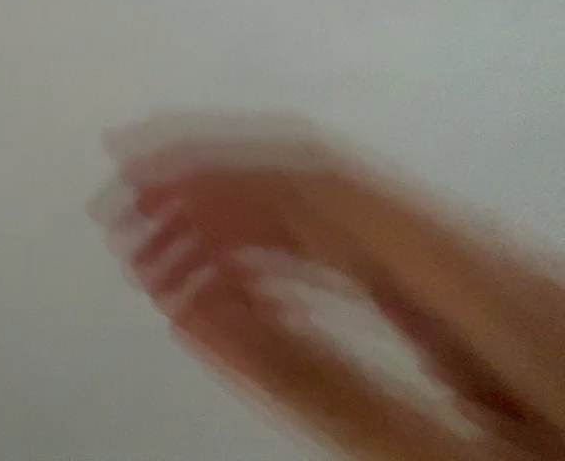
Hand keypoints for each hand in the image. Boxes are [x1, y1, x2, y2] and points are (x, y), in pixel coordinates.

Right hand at [102, 126, 564, 460]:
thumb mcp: (437, 450)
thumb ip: (305, 376)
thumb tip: (182, 308)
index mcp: (469, 269)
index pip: (306, 177)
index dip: (204, 161)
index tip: (129, 169)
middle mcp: (465, 250)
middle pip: (302, 183)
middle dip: (197, 187)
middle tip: (123, 204)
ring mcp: (469, 271)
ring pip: (317, 210)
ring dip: (224, 216)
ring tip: (155, 238)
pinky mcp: (466, 298)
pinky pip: (345, 246)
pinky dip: (269, 249)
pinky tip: (228, 271)